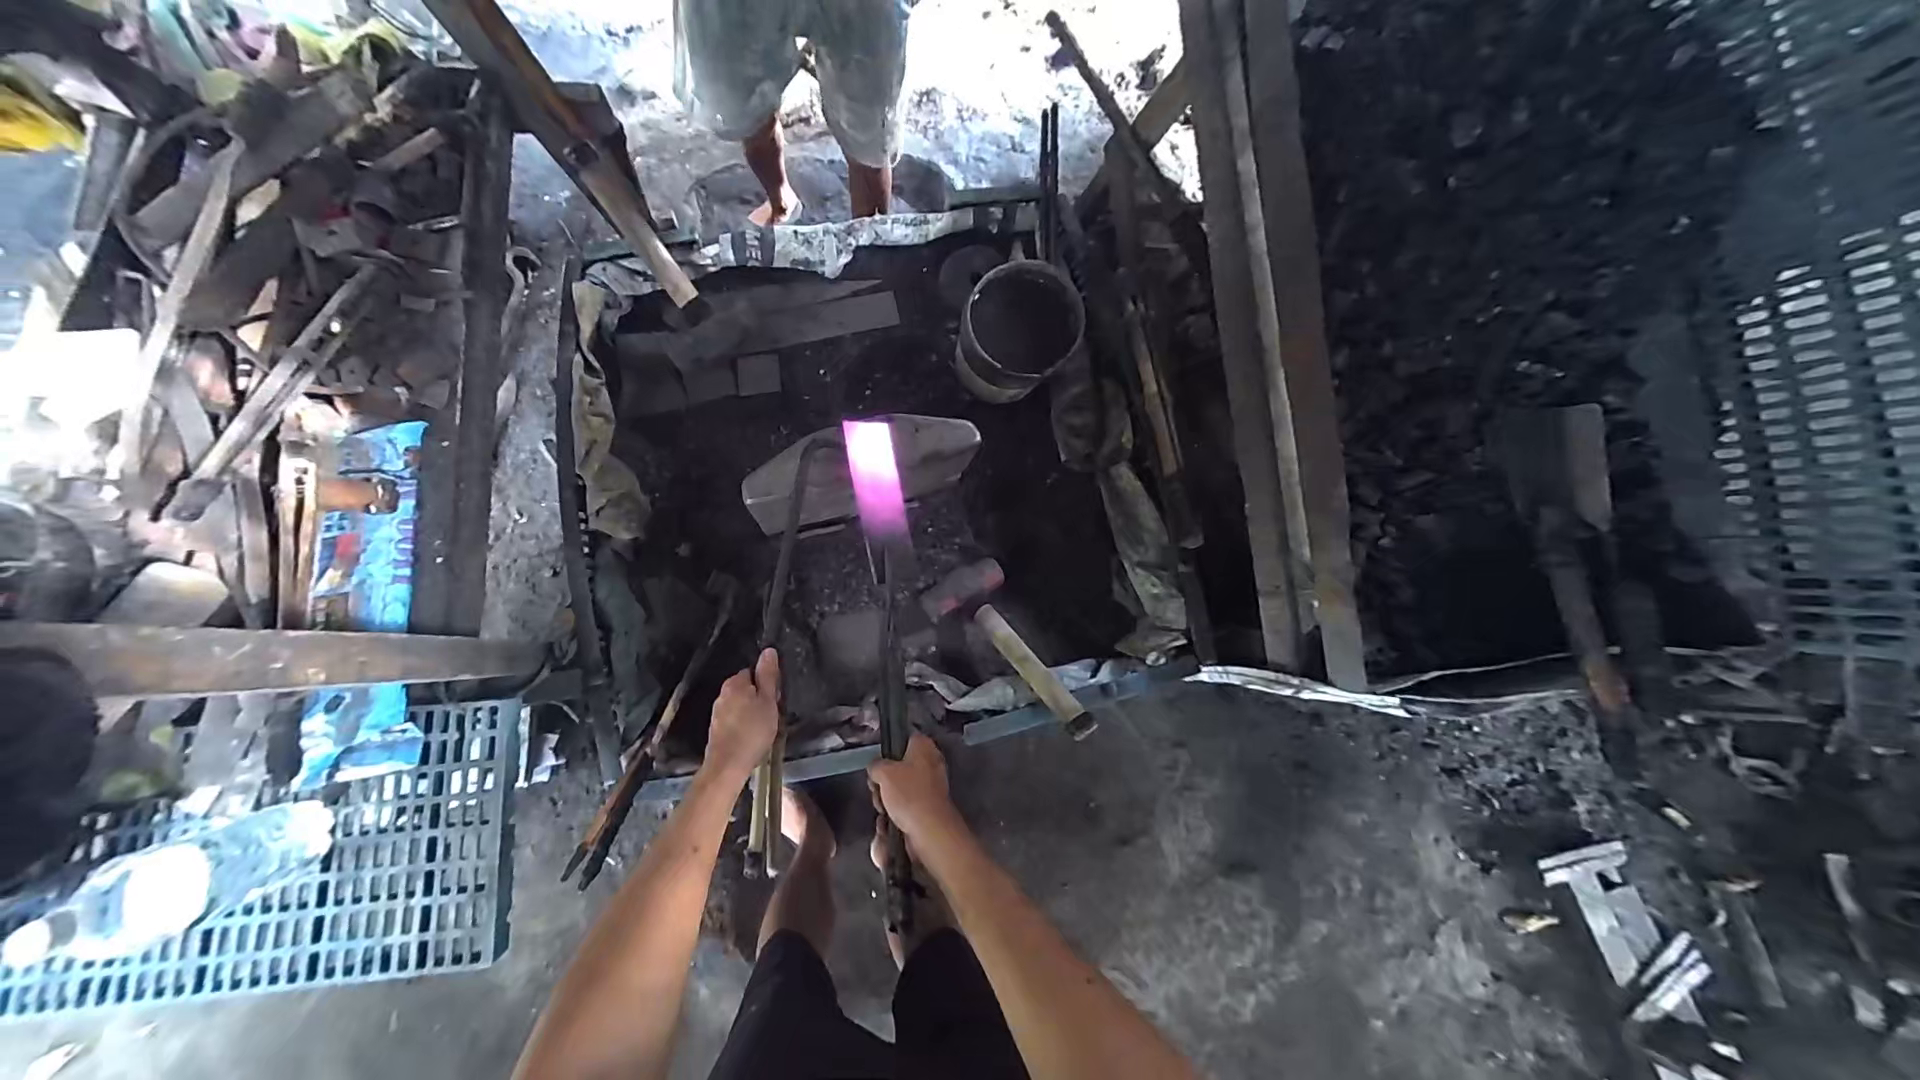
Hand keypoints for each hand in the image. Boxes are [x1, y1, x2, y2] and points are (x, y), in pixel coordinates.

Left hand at [703, 648, 778, 782]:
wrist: (728, 765)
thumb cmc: (752, 731)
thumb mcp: (768, 701)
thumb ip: (768, 676)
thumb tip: (768, 650)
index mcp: (734, 683)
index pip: (753, 671)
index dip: (767, 683)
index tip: (774, 697)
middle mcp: (722, 694)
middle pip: (746, 688)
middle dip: (759, 697)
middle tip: (771, 713)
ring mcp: (717, 713)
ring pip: (741, 705)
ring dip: (752, 712)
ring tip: (763, 727)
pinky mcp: (717, 729)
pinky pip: (735, 719)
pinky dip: (744, 724)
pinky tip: (752, 736)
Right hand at [867, 733, 961, 840]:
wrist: (929, 829)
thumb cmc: (909, 794)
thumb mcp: (883, 773)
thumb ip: (875, 765)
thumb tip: (876, 767)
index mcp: (924, 746)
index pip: (903, 738)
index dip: (888, 751)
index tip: (878, 765)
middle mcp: (930, 761)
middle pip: (898, 765)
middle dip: (884, 779)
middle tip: (877, 789)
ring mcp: (931, 783)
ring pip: (900, 785)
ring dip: (887, 797)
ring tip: (884, 807)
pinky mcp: (928, 803)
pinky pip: (907, 801)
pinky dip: (897, 808)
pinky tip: (890, 817)